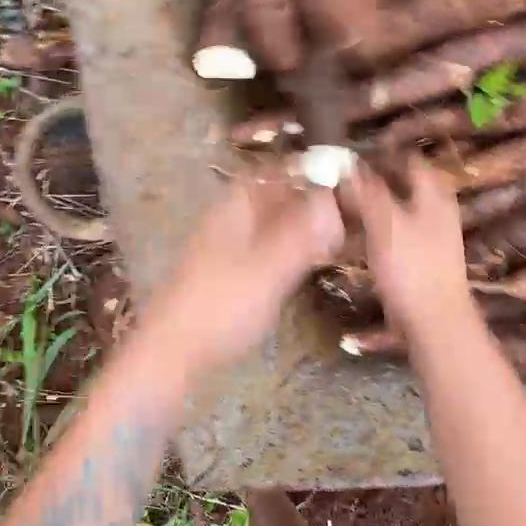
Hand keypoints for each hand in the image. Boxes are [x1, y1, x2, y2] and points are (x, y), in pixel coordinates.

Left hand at [138, 170, 344, 371]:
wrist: (171, 354)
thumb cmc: (220, 308)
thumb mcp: (268, 268)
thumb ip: (302, 234)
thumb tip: (333, 200)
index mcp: (234, 209)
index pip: (273, 172)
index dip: (307, 171)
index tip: (345, 180)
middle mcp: (230, 223)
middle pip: (275, 199)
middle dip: (312, 202)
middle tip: (354, 214)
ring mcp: (228, 252)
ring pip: (273, 227)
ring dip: (304, 229)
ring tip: (342, 238)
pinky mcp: (230, 279)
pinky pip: (267, 253)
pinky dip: (292, 253)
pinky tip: (313, 264)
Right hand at [341, 158, 473, 337]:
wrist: (434, 321)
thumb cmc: (413, 269)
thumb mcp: (386, 225)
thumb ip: (367, 193)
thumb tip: (346, 166)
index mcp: (434, 196)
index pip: (408, 160)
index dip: (380, 155)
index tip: (347, 158)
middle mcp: (433, 211)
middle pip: (398, 186)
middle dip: (367, 184)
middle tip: (335, 185)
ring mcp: (425, 237)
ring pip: (391, 212)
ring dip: (364, 209)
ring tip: (334, 210)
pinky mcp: (414, 260)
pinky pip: (388, 237)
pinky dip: (368, 233)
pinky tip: (346, 240)